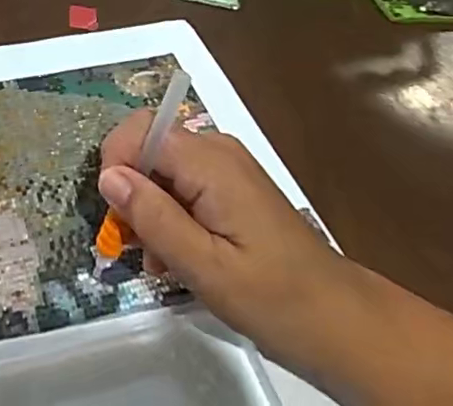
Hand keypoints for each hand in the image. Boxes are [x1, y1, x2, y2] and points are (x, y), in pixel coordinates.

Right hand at [98, 110, 356, 360]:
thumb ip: (154, 218)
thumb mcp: (205, 267)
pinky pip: (183, 184)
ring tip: (158, 261)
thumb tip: (108, 176)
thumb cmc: (278, 300)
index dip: (117, 162)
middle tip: (134, 245)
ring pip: (162, 168)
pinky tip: (177, 255)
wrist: (344, 323)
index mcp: (211, 161)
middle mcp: (216, 151)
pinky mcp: (231, 186)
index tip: (115, 213)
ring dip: (149, 209)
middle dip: (131, 191)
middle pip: (150, 147)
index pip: (142, 129)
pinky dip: (169, 214)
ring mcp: (226, 167)